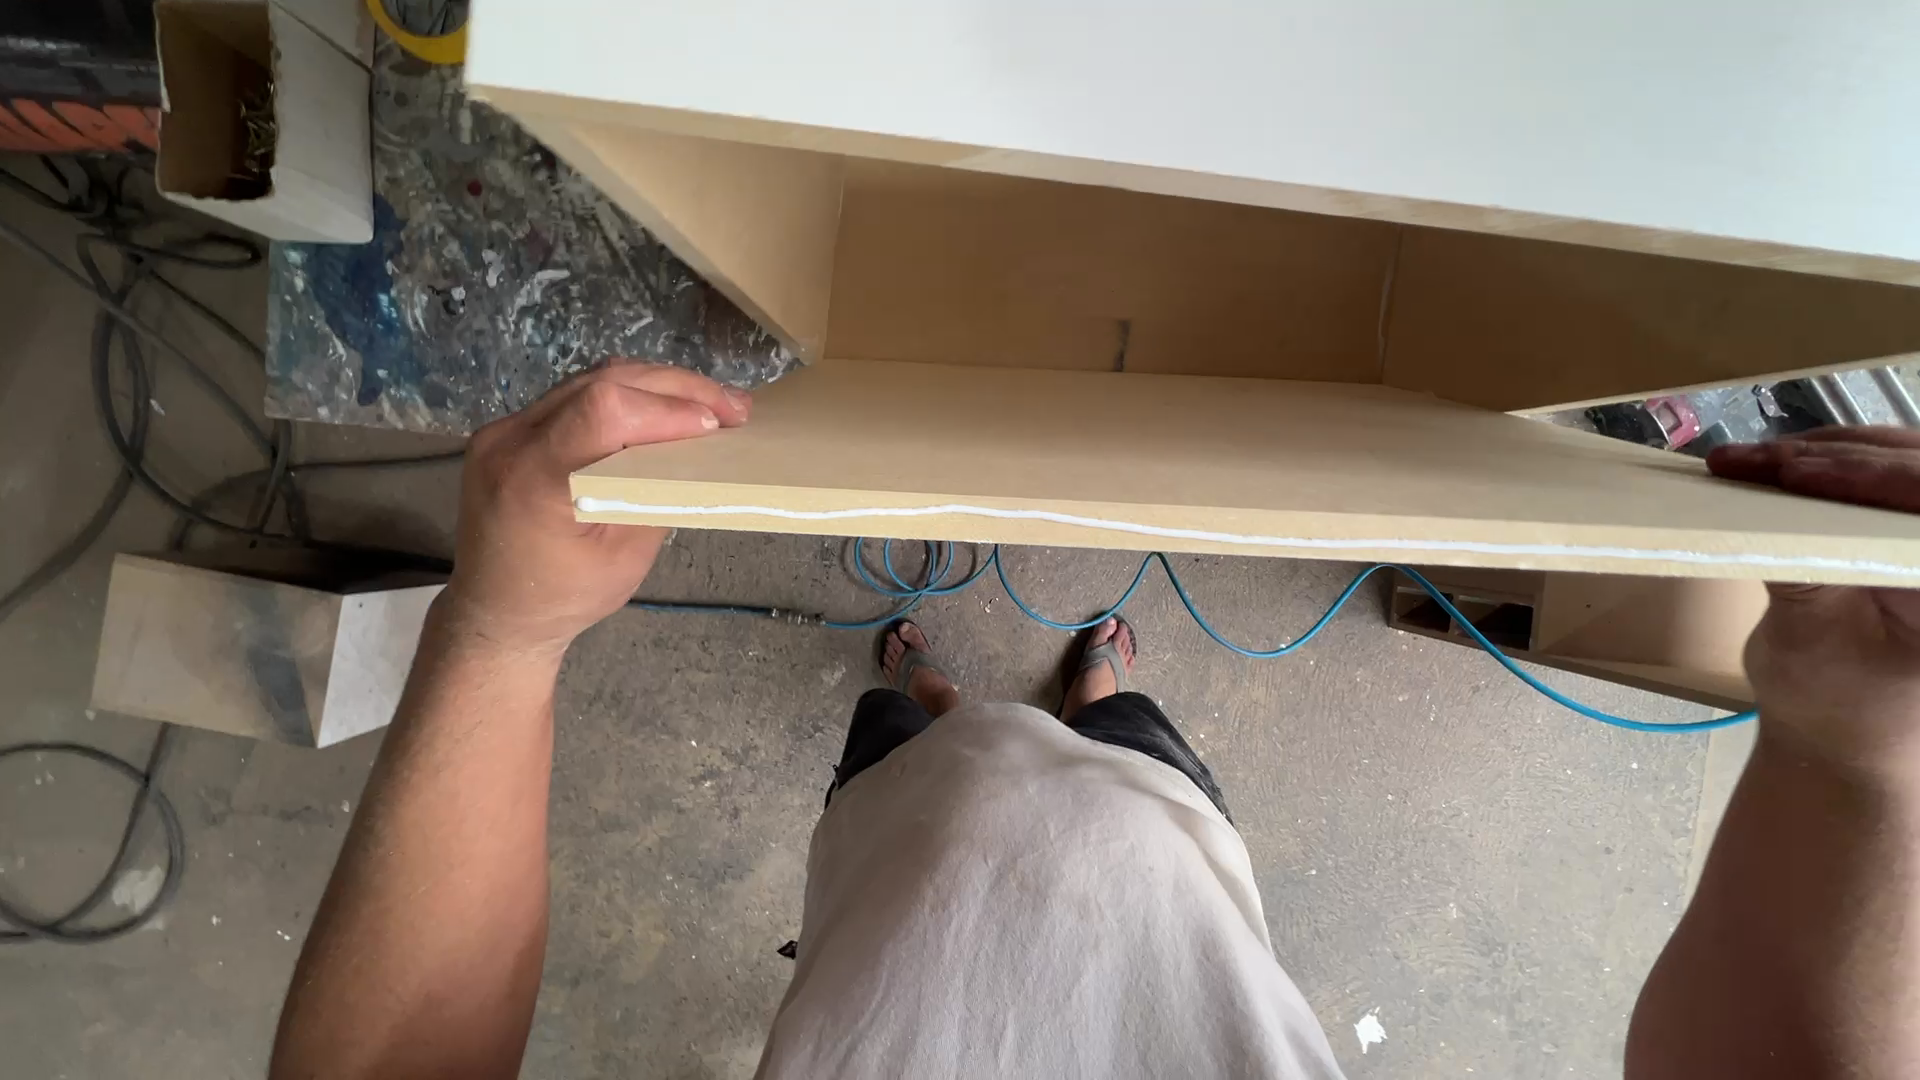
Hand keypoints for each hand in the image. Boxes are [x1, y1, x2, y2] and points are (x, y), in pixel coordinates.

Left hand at [438, 364, 750, 659]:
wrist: (497, 610)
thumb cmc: (566, 596)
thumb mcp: (626, 558)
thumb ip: (655, 497)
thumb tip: (697, 455)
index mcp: (534, 479)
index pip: (603, 411)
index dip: (668, 409)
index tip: (717, 427)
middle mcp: (511, 439)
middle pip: (604, 382)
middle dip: (679, 389)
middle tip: (735, 408)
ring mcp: (507, 428)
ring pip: (594, 378)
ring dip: (661, 386)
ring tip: (713, 403)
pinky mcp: (516, 428)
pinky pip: (580, 394)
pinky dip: (632, 395)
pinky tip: (668, 408)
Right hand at [1709, 428, 1919, 776]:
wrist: (1852, 734)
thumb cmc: (1835, 702)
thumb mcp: (1809, 641)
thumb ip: (1804, 574)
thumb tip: (1764, 514)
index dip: (1868, 476)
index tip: (1785, 468)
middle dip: (1837, 456)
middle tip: (1746, 458)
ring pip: (1915, 463)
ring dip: (1834, 454)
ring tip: (1755, 459)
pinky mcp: (1919, 538)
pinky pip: (1900, 479)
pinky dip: (1842, 465)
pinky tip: (1789, 466)